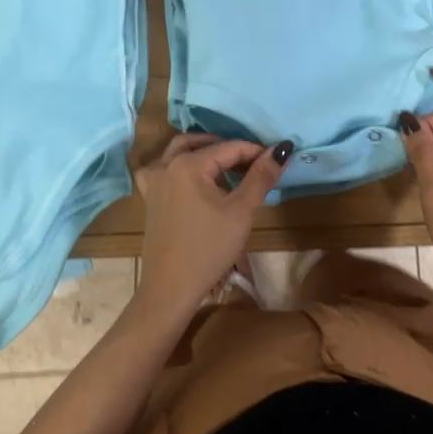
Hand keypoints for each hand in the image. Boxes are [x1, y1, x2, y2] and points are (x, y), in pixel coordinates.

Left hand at [133, 133, 290, 318]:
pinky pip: (163, 168)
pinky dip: (180, 164)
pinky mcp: (150, 198)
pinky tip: (194, 177)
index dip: (255, 151)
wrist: (171, 288)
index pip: (229, 147)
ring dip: (205, 152)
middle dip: (230, 150)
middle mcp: (166, 165)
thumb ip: (261, 177)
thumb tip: (282, 149)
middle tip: (254, 164)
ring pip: (180, 151)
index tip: (276, 160)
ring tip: (228, 166)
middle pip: (203, 145)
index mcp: (188, 164)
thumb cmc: (209, 249)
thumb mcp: (241, 211)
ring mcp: (153, 181)